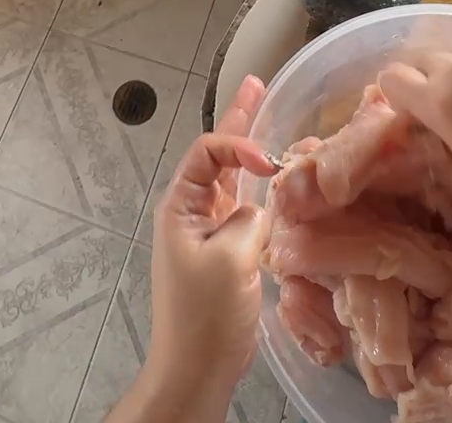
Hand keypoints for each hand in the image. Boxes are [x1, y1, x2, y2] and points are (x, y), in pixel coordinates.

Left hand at [146, 75, 278, 399]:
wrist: (196, 368)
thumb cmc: (203, 316)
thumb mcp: (229, 260)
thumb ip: (250, 221)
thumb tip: (263, 208)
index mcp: (181, 205)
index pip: (207, 152)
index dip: (238, 144)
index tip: (268, 161)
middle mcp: (192, 209)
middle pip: (216, 153)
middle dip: (238, 118)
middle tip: (255, 83)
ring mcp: (209, 228)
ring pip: (230, 175)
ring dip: (247, 145)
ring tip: (261, 107)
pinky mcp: (227, 248)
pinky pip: (242, 204)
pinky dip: (258, 184)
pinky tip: (271, 170)